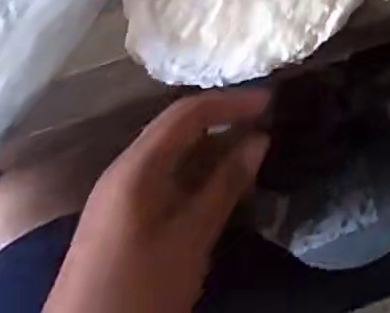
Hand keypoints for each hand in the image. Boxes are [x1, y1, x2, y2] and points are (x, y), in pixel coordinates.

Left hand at [43, 90, 271, 312]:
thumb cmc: (139, 289)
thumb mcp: (191, 237)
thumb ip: (226, 183)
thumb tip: (259, 138)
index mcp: (136, 167)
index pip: (188, 112)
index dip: (231, 101)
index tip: (269, 102)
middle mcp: (124, 171)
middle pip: (179, 128)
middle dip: (224, 120)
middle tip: (266, 123)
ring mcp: (119, 196)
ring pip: (174, 154)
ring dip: (214, 149)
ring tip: (253, 155)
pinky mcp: (121, 219)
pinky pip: (167, 177)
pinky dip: (198, 173)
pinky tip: (223, 187)